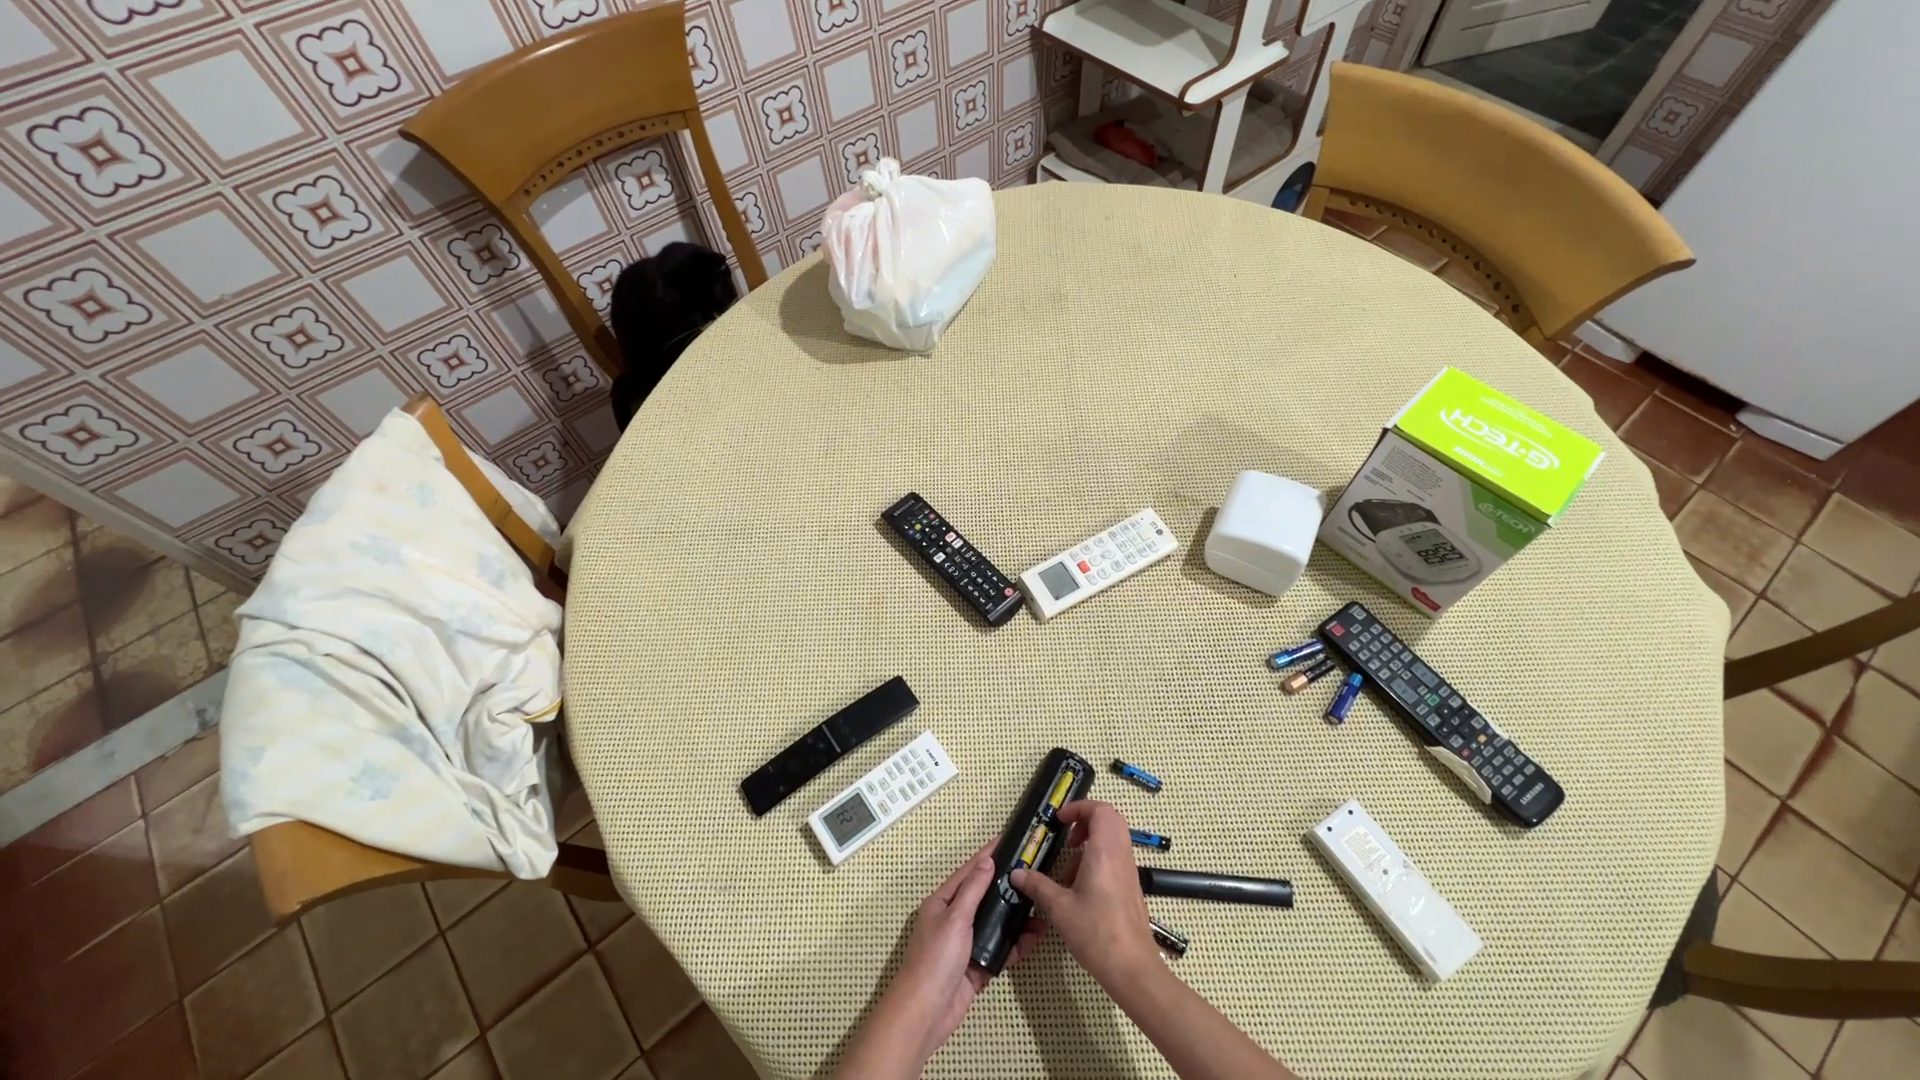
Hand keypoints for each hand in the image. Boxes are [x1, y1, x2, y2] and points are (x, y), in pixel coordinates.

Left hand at [888, 844, 1044, 1060]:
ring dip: (1015, 919)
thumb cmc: (936, 959)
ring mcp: (966, 944)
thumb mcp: (955, 919)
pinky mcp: (977, 967)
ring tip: (1040, 910)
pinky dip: (1015, 945)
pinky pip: (999, 950)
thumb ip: (972, 891)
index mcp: (942, 903)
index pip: (968, 872)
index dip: (987, 856)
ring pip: (995, 925)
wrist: (926, 1013)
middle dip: (1007, 888)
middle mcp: (954, 920)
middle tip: (1034, 875)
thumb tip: (987, 862)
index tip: (1007, 841)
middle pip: (984, 898)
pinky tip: (1033, 939)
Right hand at [1010, 800, 1159, 987]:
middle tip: (1067, 838)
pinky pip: (1116, 858)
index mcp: (1105, 852)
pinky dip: (1097, 860)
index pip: (1101, 810)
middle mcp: (1121, 856)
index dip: (1079, 807)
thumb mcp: (1060, 909)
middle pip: (1111, 819)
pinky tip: (1080, 888)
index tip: (1059, 821)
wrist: (1132, 967)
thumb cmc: (1096, 933)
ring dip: (1091, 843)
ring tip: (1068, 870)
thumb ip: (1037, 886)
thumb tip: (1017, 873)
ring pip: (1114, 839)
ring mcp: (1129, 872)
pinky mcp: (1131, 888)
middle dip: (1086, 821)